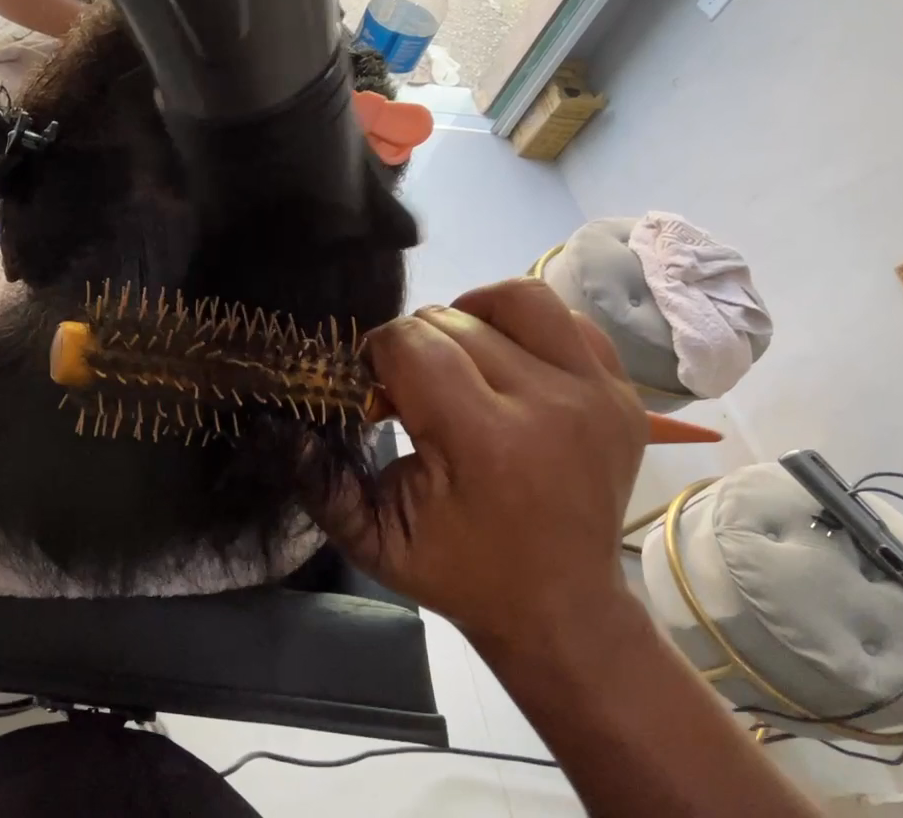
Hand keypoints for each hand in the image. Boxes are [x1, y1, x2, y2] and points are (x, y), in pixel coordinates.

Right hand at [317, 278, 648, 649]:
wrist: (561, 605)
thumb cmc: (458, 572)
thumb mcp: (372, 540)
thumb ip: (320, 481)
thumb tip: (279, 423)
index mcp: (486, 443)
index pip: (410, 343)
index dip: (375, 357)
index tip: (375, 395)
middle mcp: (550, 405)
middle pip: (452, 319)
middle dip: (413, 345)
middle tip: (409, 391)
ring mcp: (597, 394)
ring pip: (515, 298)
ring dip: (469, 316)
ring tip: (455, 358)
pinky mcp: (623, 392)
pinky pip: (564, 317)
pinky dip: (522, 326)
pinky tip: (503, 362)